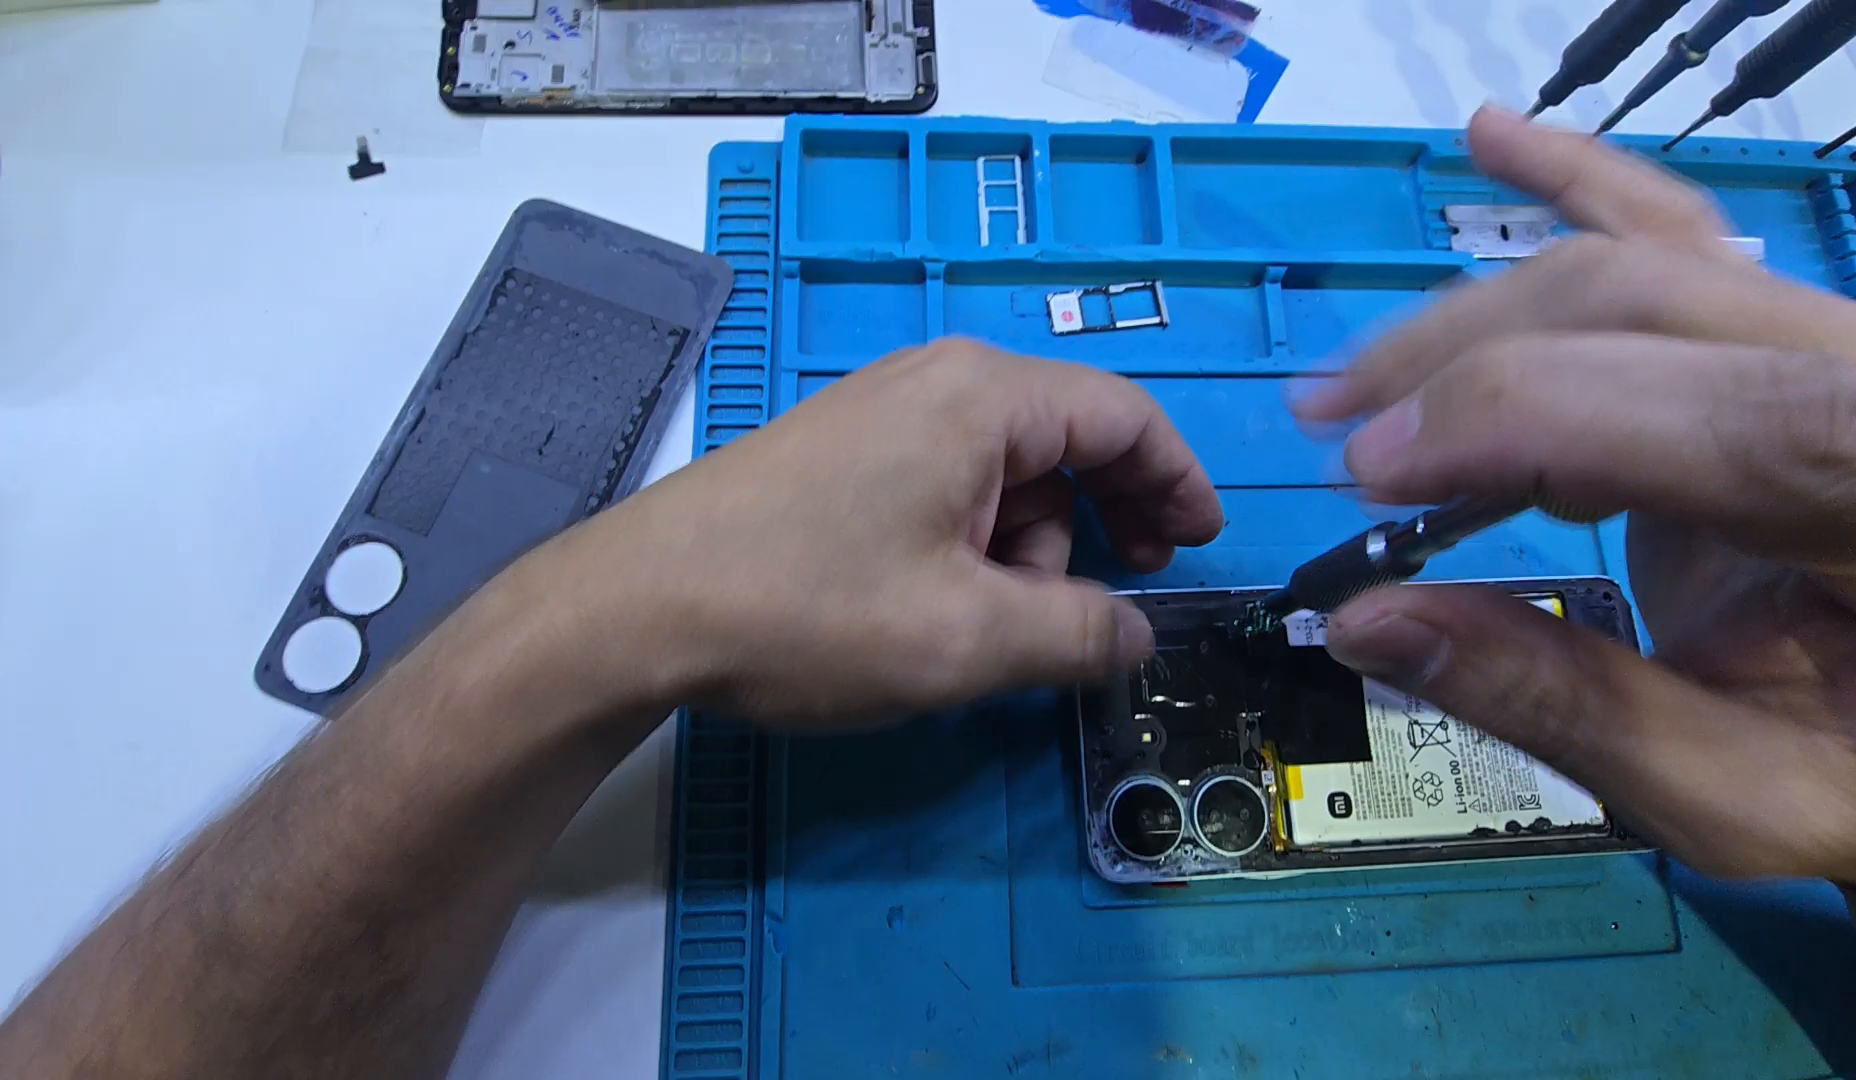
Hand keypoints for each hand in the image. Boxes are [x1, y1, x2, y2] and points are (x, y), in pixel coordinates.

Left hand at [502, 338, 1222, 727]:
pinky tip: (945, 599)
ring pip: (1006, 473)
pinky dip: (977, 543)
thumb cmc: (811, 609)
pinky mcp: (849, 456)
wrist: (638, 608)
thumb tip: (1142, 636)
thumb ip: (1081, 636)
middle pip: (1067, 440)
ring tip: (996, 620)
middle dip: (1107, 518)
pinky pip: (950, 487)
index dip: (1177, 480)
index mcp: (983, 398)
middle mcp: (938, 384)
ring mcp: (886, 416)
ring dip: (1031, 547)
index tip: (1200, 544)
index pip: (1123, 417)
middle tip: (1123, 590)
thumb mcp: (967, 639)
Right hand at [1293, 105, 1855, 897]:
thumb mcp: (1743, 798)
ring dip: (1460, 321)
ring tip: (1350, 392)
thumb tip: (1362, 623)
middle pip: (1643, 302)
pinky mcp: (1788, 338)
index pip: (1726, 414)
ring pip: (1629, 262)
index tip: (1365, 475)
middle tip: (1342, 448)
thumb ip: (1554, 705)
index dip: (1515, 422)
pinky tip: (1491, 139)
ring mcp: (1855, 338)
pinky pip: (1679, 225)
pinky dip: (1571, 179)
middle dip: (1455, 364)